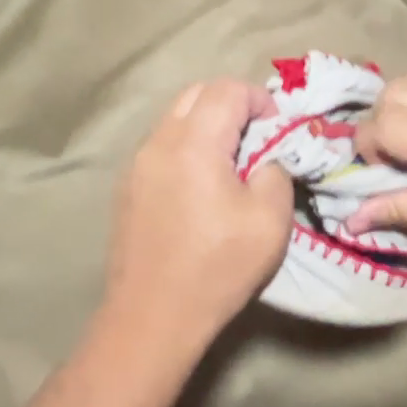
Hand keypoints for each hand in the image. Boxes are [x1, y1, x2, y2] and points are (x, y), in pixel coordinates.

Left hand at [101, 79, 294, 347]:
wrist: (152, 316)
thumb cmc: (217, 266)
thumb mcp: (270, 219)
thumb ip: (275, 171)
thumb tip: (265, 159)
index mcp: (194, 142)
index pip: (228, 90)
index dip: (260, 99)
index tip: (278, 128)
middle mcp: (159, 142)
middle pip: (196, 94)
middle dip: (232, 103)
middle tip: (258, 136)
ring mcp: (137, 164)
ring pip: (175, 118)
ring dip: (207, 124)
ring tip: (231, 161)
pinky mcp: (128, 187)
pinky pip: (161, 146)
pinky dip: (187, 146)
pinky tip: (202, 185)